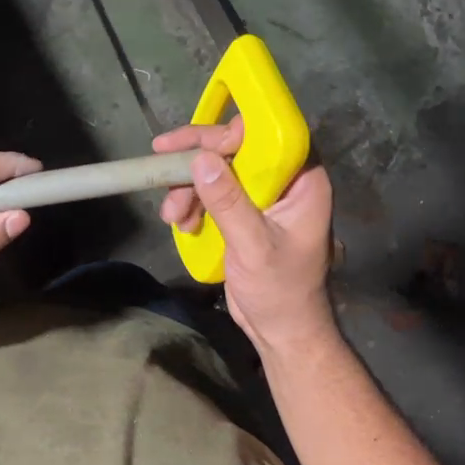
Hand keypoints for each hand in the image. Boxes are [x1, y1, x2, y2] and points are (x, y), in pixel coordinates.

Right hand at [154, 117, 335, 354]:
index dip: (230, 133)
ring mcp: (261, 196)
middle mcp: (283, 181)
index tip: (195, 146)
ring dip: (188, 186)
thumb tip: (201, 160)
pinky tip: (179, 222)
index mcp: (302, 181)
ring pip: (217, 169)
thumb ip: (228, 202)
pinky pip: (212, 191)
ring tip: (172, 216)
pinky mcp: (243, 212)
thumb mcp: (253, 246)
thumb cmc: (280, 291)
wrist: (281, 331)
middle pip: (236, 148)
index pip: (268, 136)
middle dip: (197, 162)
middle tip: (162, 167)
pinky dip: (191, 201)